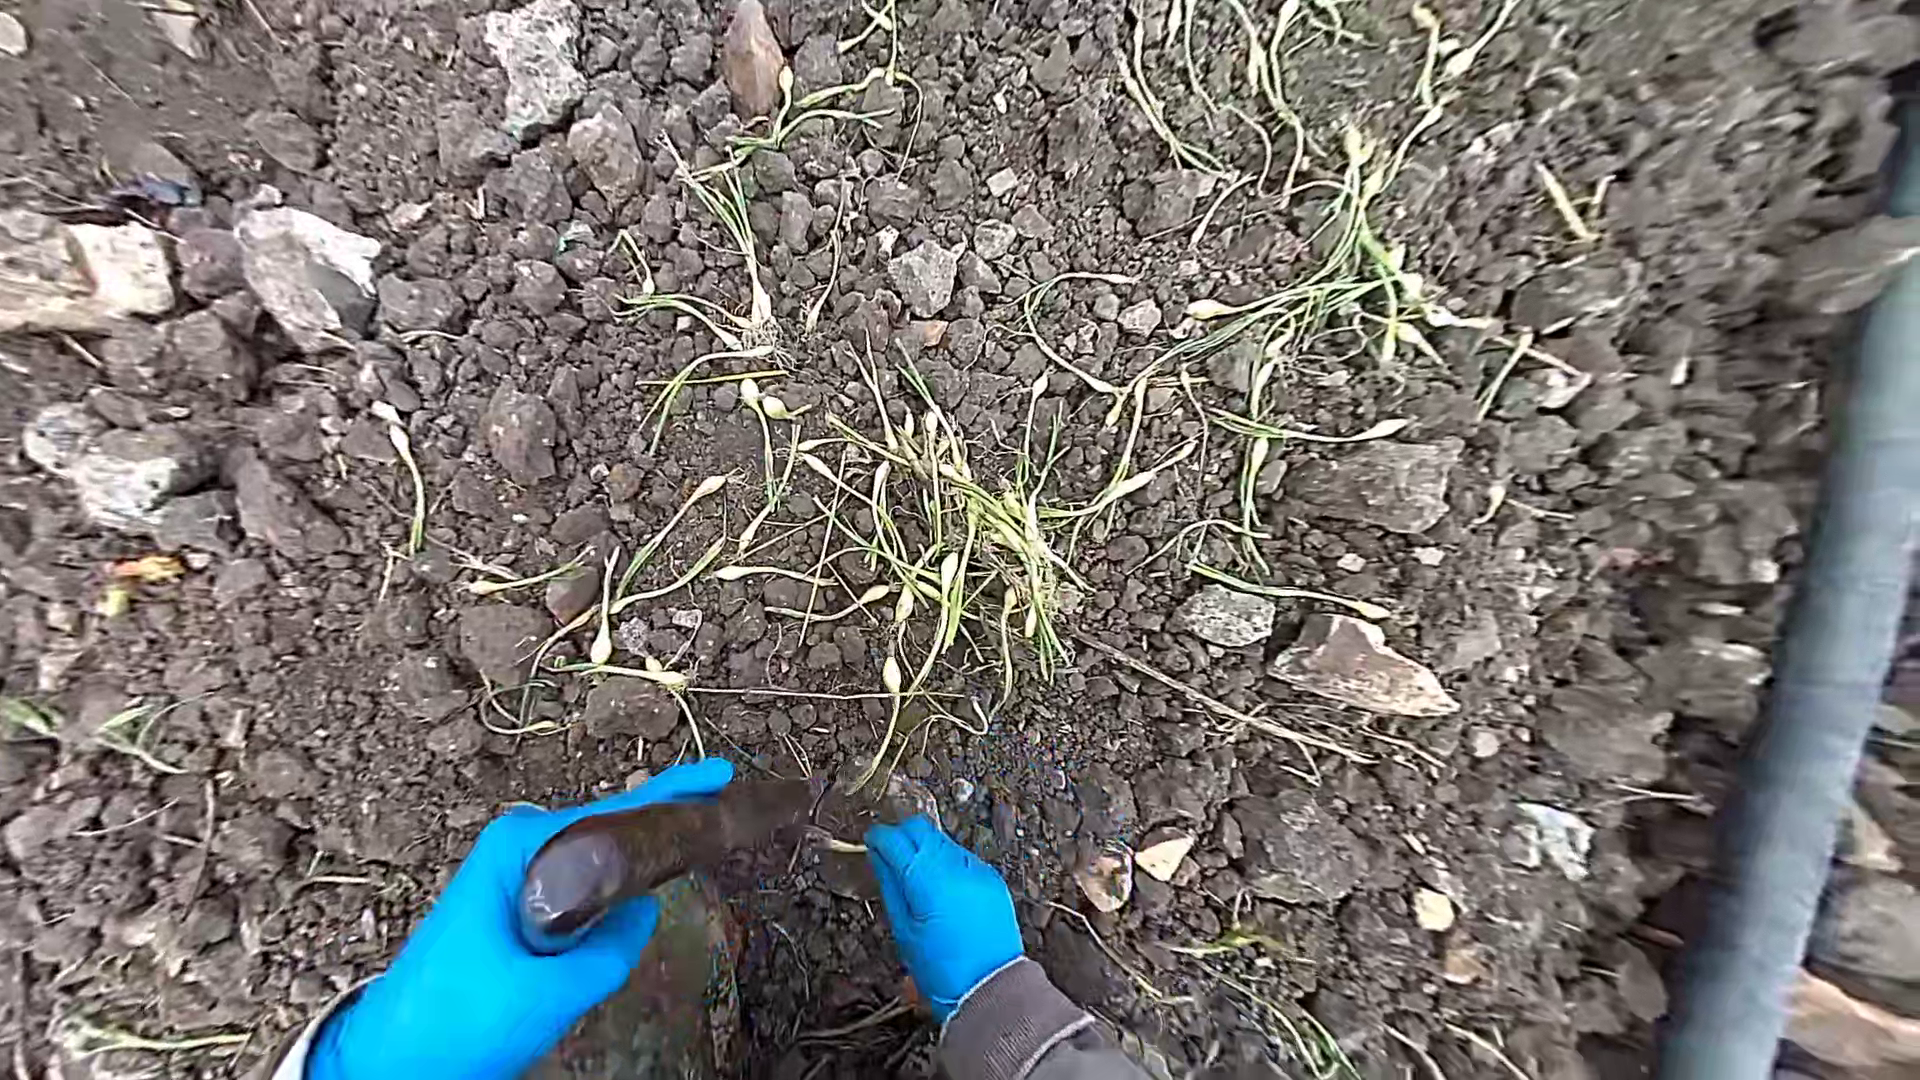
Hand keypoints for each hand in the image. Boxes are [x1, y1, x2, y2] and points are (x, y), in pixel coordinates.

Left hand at [309, 758, 735, 1079]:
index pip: (618, 808)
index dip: (676, 789)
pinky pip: (583, 869)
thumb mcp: (551, 991)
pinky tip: (648, 872)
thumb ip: (616, 945)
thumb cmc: (459, 1024)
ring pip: (600, 845)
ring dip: (645, 843)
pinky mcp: (517, 890)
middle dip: (666, 813)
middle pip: (614, 818)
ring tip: (694, 836)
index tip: (720, 775)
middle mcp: (522, 839)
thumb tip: (645, 910)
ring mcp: (517, 863)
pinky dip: (620, 869)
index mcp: (523, 844)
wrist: (383, 1069)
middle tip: (717, 809)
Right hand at [866, 815, 1023, 1021]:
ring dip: (925, 848)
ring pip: (942, 839)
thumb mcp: (905, 931)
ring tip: (915, 876)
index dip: (881, 837)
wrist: (990, 987)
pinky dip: (946, 862)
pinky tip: (940, 886)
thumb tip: (879, 857)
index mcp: (929, 881)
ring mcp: (976, 869)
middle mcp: (955, 866)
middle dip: (902, 835)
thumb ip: (891, 886)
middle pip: (922, 829)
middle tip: (890, 852)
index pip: (898, 840)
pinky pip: (962, 856)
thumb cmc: (944, 971)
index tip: (873, 839)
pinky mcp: (990, 876)